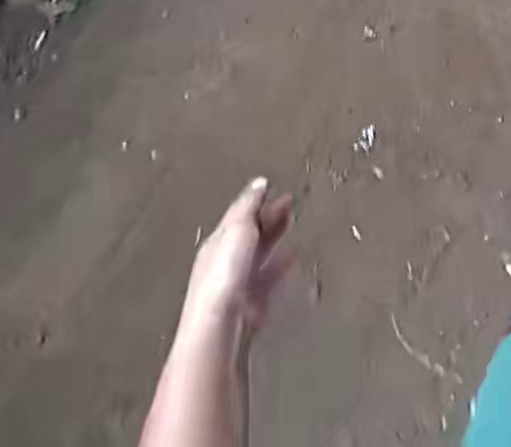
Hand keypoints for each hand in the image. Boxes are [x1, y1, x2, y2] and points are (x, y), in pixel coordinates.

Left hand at [184, 178, 294, 341]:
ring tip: (292, 225)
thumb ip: (249, 205)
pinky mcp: (251, 304)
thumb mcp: (237, 229)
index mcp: (217, 242)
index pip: (239, 213)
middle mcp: (224, 262)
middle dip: (268, 217)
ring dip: (275, 238)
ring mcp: (238, 284)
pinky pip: (270, 277)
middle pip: (249, 233)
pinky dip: (282, 265)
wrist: (221, 328)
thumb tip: (258, 183)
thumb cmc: (223, 277)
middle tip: (289, 202)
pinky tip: (293, 258)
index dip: (257, 199)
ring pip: (260, 254)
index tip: (274, 187)